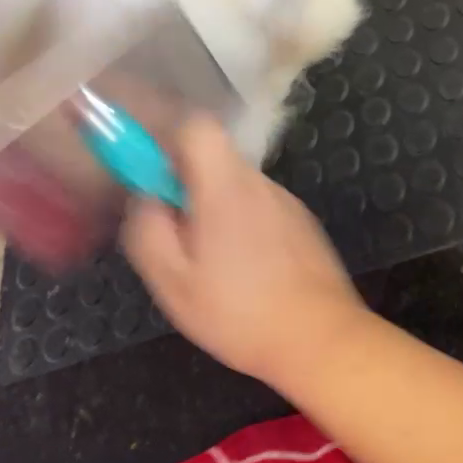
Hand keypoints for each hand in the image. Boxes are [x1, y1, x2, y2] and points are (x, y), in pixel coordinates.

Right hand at [122, 117, 366, 384]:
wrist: (318, 335)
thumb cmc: (238, 311)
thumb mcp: (173, 280)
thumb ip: (148, 228)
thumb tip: (144, 196)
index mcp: (227, 185)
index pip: (198, 126)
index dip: (167, 140)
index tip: (149, 176)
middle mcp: (261, 182)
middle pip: (215, 159)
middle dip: (186, 186)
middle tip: (172, 234)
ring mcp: (287, 201)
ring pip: (236, 187)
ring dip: (213, 210)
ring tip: (207, 264)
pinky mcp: (302, 222)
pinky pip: (259, 208)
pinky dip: (241, 226)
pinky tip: (242, 273)